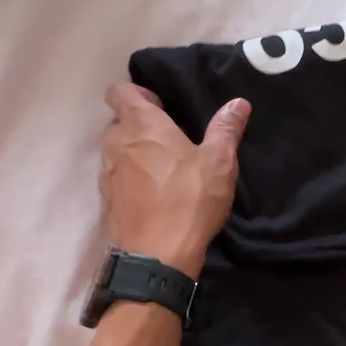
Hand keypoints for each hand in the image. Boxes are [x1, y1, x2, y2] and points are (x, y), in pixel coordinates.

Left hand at [99, 84, 249, 276]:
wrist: (158, 254)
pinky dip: (131, 180)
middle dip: (142, 126)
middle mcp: (116, 141)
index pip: (119, 91)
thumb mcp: (219, 162)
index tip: (162, 107)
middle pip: (121, 121)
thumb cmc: (190, 199)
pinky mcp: (107, 199)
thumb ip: (226, 129)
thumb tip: (238, 103)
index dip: (138, 94)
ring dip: (136, 154)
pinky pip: (117, 178)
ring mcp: (107, 172)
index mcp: (141, 123)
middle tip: (171, 142)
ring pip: (118, 151)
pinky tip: (155, 196)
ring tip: (164, 170)